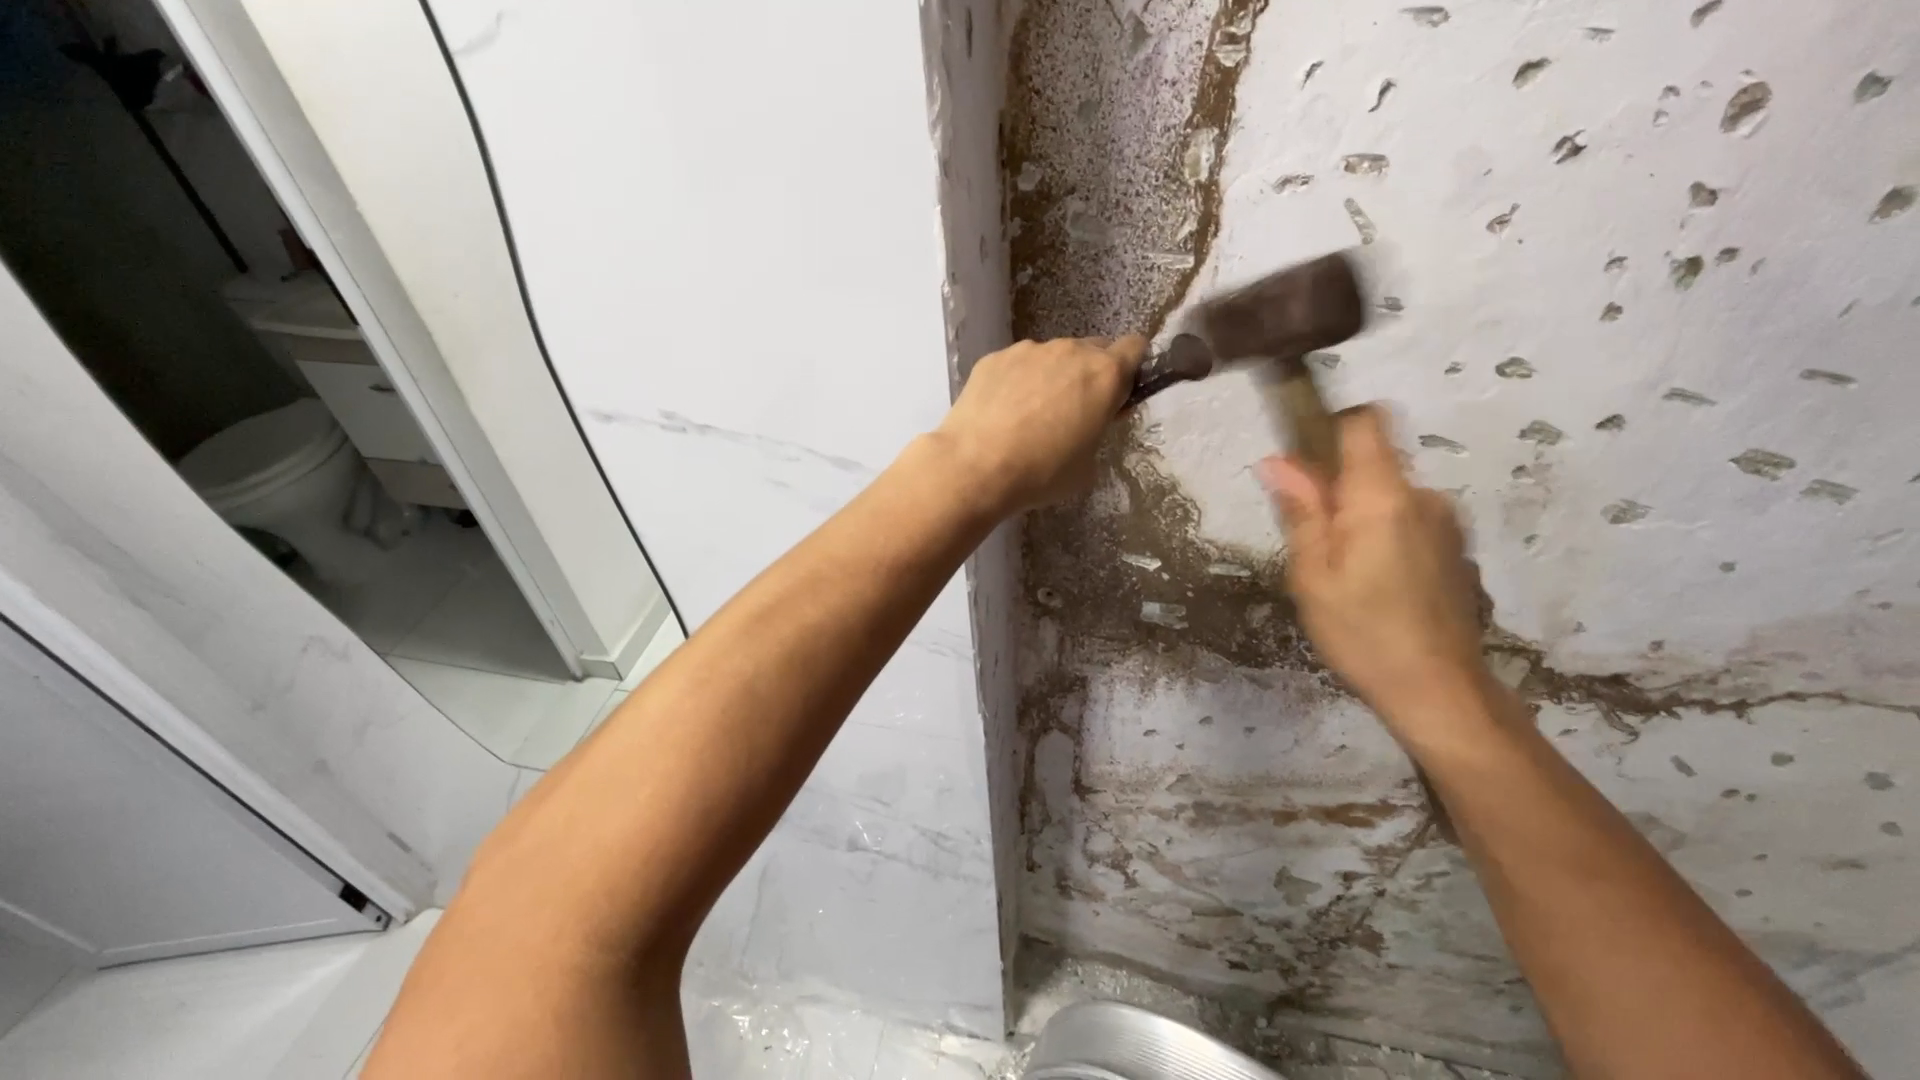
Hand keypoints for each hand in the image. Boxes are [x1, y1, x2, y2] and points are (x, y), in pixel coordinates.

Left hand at [934, 336, 1143, 514]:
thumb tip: (1087, 421)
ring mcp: (1029, 350)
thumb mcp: (1088, 465)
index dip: (1132, 369)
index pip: (1135, 348)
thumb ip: (1098, 431)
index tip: (1119, 394)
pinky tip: (1002, 413)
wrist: (974, 467)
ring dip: (1052, 377)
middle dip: (1091, 374)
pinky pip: (1018, 364)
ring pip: (1053, 356)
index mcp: (1104, 375)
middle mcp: (1070, 351)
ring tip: (1031, 415)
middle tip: (1075, 411)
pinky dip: (1017, 381)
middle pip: (1093, 350)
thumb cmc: (1041, 473)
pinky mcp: (995, 358)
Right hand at [1257, 406, 1486, 723]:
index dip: (1328, 427)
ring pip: (1390, 498)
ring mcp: (1448, 524)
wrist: (1439, 690)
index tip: (1302, 462)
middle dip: (1338, 490)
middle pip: (1373, 464)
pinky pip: (1411, 524)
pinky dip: (1388, 540)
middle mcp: (1423, 497)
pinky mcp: (1458, 550)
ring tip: (1347, 576)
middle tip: (1314, 547)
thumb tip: (1276, 460)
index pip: (1363, 422)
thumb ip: (1300, 511)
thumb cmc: (1363, 633)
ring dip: (1363, 520)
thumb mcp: (1312, 575)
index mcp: (1383, 497)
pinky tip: (1379, 589)